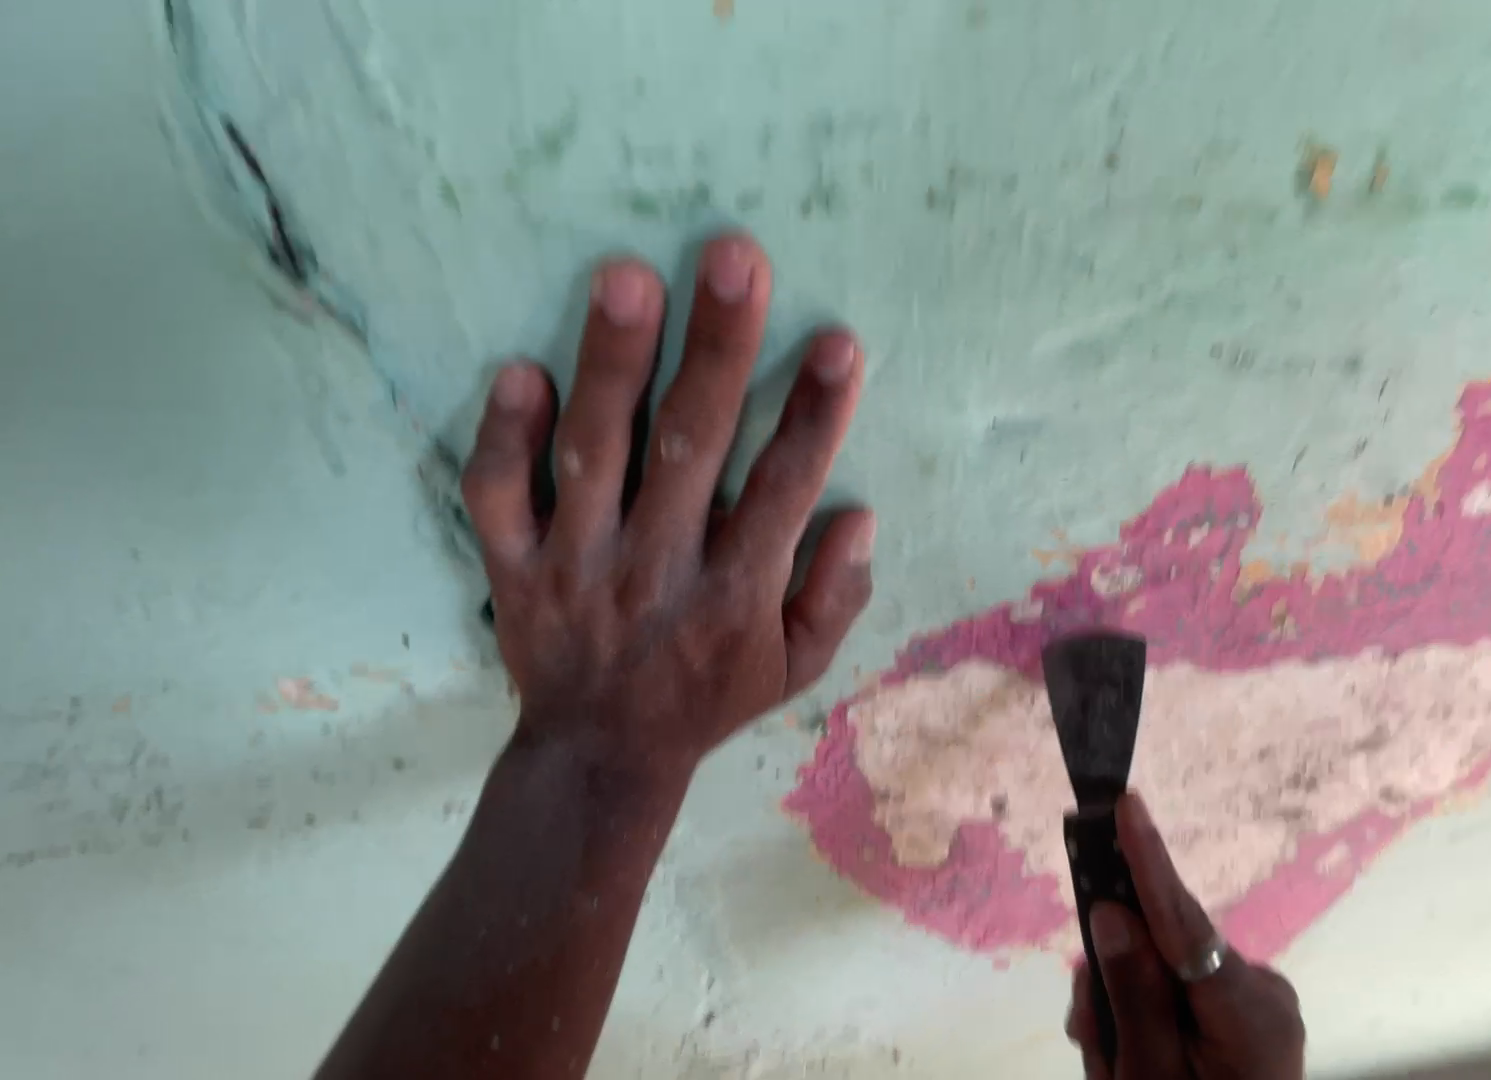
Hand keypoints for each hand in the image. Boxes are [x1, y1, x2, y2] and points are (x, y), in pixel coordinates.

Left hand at [461, 232, 874, 787]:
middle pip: (690, 450)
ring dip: (610, 365)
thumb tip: (859, 514)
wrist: (600, 756)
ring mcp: (576, 567)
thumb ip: (837, 595)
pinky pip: (497, 497)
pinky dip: (502, 437)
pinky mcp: (514, 570)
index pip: (783, 492)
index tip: (839, 344)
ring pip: (592, 456)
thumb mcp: (798, 667)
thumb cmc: (712, 697)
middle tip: (732, 260)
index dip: (815, 417)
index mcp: (735, 596)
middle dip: (718, 352)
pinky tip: (520, 370)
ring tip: (626, 278)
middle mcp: (657, 569)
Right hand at [1067, 795, 1305, 1079]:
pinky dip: (1144, 1009)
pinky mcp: (1243, 1012)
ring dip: (1123, 1002)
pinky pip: (1178, 986)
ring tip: (1107, 1059)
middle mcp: (1261, 991)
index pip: (1184, 924)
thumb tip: (1111, 912)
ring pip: (1163, 967)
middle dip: (1114, 975)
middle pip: (1164, 947)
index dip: (1149, 859)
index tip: (1126, 801)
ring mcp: (1256, 1002)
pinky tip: (1125, 1052)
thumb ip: (1130, 994)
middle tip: (1087, 1036)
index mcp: (1249, 1014)